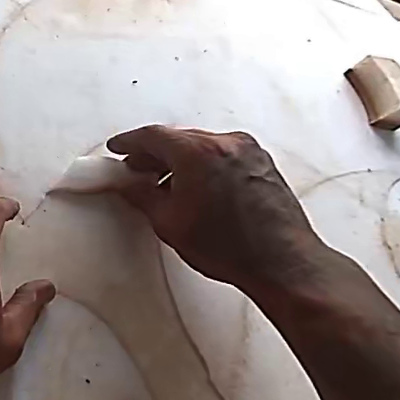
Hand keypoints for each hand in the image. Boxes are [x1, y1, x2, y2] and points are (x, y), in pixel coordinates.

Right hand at [107, 126, 327, 293]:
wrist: (281, 263)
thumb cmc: (231, 246)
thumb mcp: (168, 221)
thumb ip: (142, 195)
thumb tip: (130, 186)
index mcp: (198, 152)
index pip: (152, 136)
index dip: (129, 142)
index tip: (118, 148)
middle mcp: (226, 143)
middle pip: (177, 138)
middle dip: (152, 153)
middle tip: (134, 169)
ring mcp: (248, 151)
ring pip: (200, 144)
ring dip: (177, 159)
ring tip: (162, 182)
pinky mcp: (261, 163)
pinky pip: (220, 153)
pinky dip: (201, 163)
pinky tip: (191, 185)